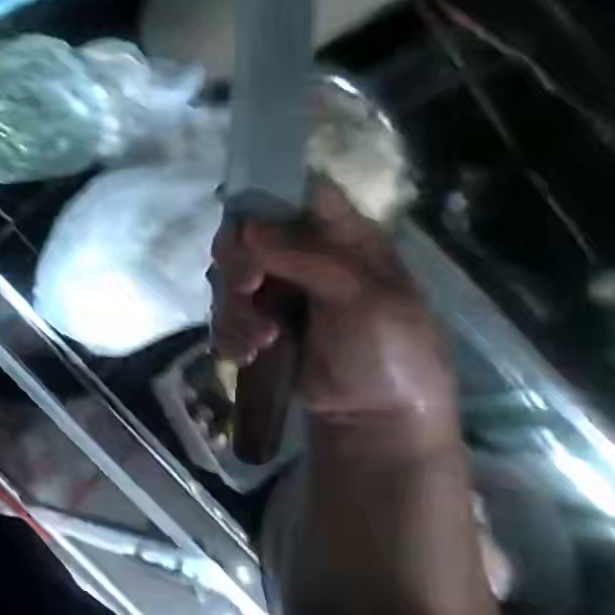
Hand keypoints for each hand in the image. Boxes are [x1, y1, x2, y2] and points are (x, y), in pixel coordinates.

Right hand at [209, 178, 457, 434]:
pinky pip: (224, 314)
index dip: (267, 202)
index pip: (300, 192)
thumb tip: (247, 229)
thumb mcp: (364, 300)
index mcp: (346, 237)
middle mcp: (306, 256)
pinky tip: (245, 355)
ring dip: (234, 311)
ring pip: (228, 277)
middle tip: (247, 294)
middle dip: (238, 268)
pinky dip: (228, 334)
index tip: (249, 236)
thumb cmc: (389, 354)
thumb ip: (309, 258)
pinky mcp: (259, 324)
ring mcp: (280, 292)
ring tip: (258, 344)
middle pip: (247, 234)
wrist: (375, 422)